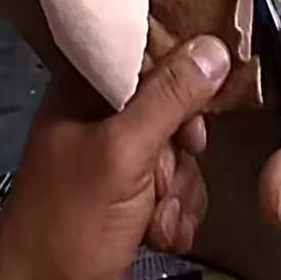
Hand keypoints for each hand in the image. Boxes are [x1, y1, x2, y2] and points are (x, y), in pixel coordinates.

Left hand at [0, 35, 231, 279]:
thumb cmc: (66, 223)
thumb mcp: (123, 152)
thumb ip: (168, 99)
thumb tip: (213, 49)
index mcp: (86, 81)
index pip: (146, 50)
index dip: (179, 79)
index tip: (191, 115)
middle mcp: (100, 109)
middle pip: (170, 103)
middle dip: (179, 151)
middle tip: (164, 176)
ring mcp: (113, 151)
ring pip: (177, 147)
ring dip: (179, 189)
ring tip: (157, 216)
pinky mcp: (126, 188)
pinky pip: (172, 182)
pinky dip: (176, 210)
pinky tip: (162, 231)